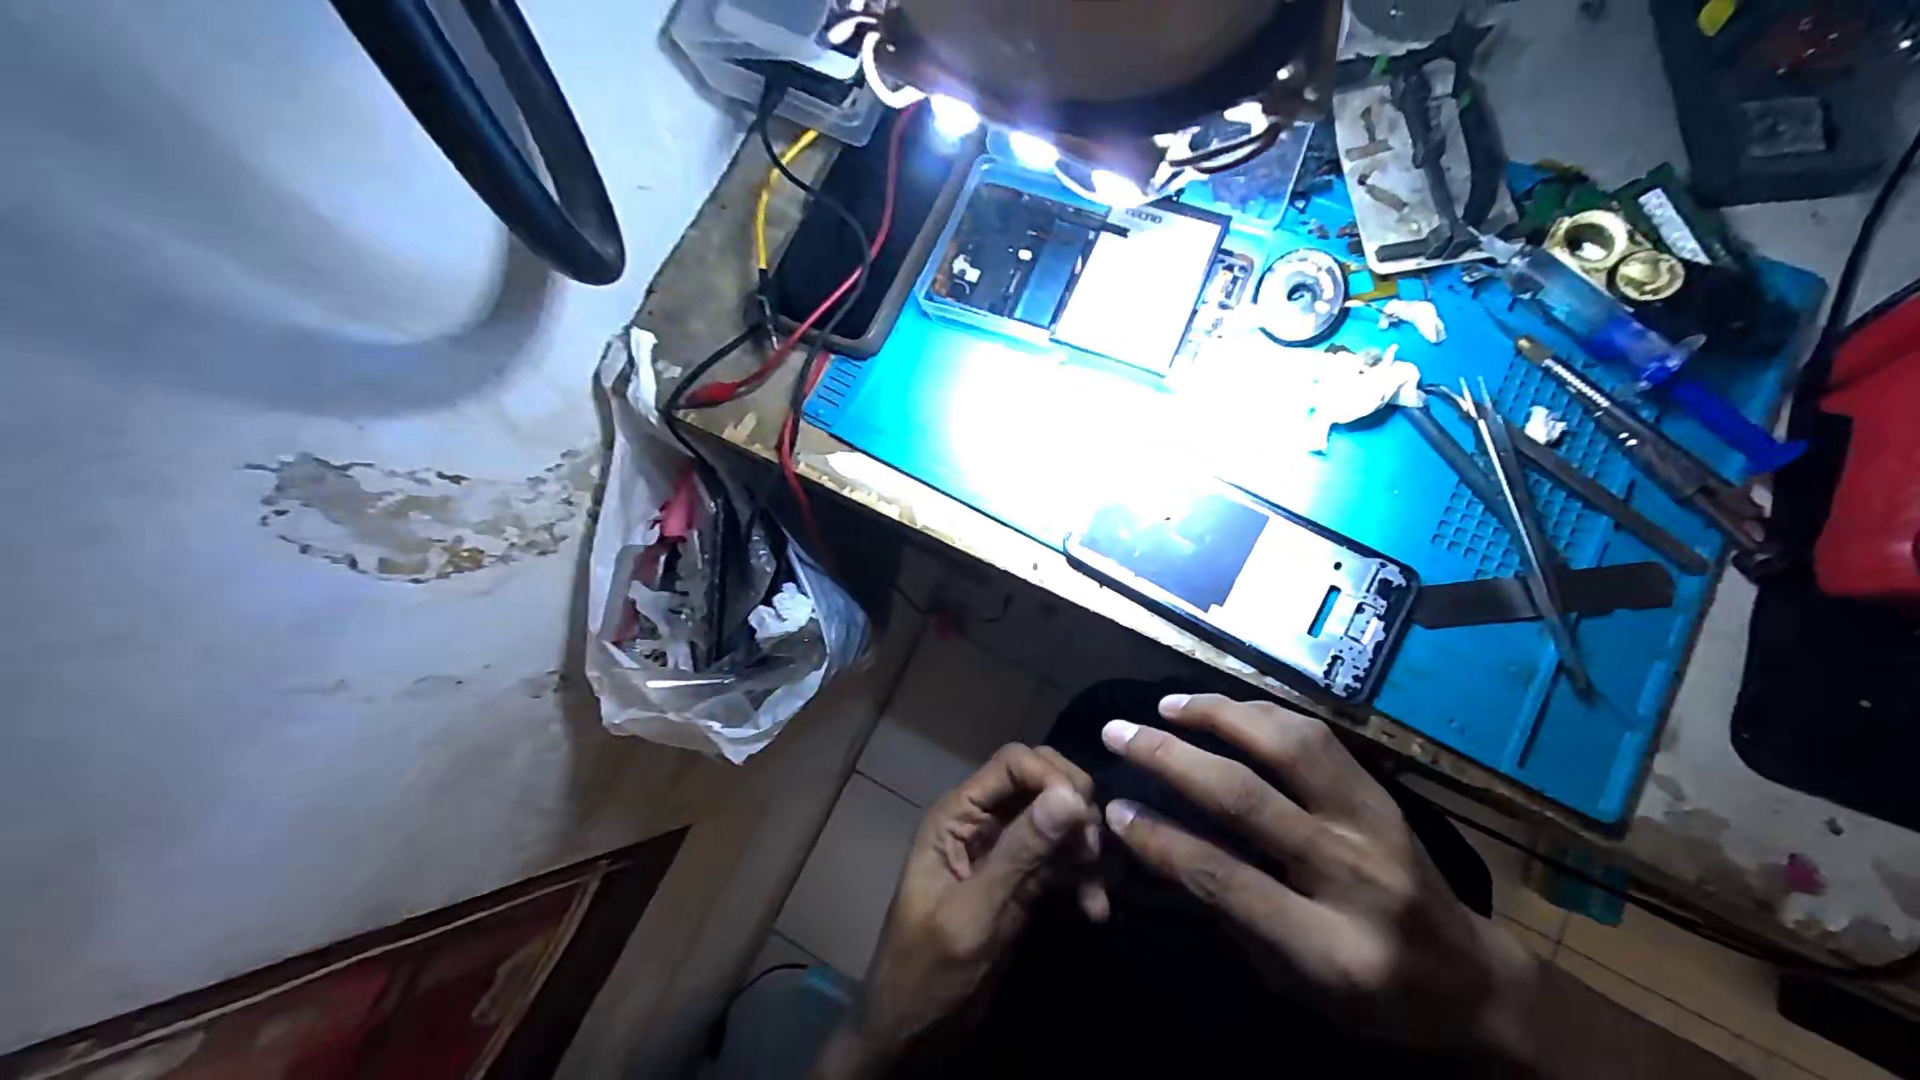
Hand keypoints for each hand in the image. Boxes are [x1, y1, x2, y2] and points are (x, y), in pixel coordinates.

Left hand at [814, 745, 1101, 1078]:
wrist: (915, 1030)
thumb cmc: (927, 968)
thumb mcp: (973, 912)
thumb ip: (1019, 853)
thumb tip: (1070, 797)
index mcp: (957, 814)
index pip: (1012, 763)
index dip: (1051, 778)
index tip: (1082, 816)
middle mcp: (983, 820)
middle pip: (1040, 781)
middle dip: (1074, 807)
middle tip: (1092, 848)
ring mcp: (1004, 849)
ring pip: (1057, 819)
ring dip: (1083, 846)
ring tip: (1097, 886)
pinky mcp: (1022, 880)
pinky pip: (1061, 859)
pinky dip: (1082, 877)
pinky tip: (1095, 909)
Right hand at [1100, 694, 1539, 1062]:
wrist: (1473, 983)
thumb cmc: (1367, 996)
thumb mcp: (1293, 981)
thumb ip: (1231, 910)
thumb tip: (1160, 838)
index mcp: (1331, 948)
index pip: (1226, 879)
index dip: (1161, 840)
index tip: (1113, 808)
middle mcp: (1355, 875)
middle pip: (1248, 800)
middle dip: (1171, 759)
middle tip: (1119, 733)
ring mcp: (1376, 825)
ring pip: (1289, 748)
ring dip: (1218, 716)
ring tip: (1167, 705)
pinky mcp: (1383, 795)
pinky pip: (1315, 737)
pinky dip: (1259, 713)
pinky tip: (1223, 708)